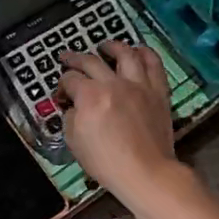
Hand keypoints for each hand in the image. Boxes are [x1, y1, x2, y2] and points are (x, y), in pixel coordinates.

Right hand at [58, 40, 179, 200]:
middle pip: (91, 61)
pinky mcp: (158, 92)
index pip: (70, 79)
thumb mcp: (74, 140)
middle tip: (67, 58)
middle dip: (75, 58)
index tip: (61, 95)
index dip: (61, 85)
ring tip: (105, 45)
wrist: (145, 172)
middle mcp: (114, 83)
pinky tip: (138, 51)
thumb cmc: (105, 161)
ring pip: (126, 54)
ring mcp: (139, 85)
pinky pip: (154, 65)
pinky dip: (145, 54)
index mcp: (90, 96)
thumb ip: (70, 116)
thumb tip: (74, 106)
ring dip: (112, 46)